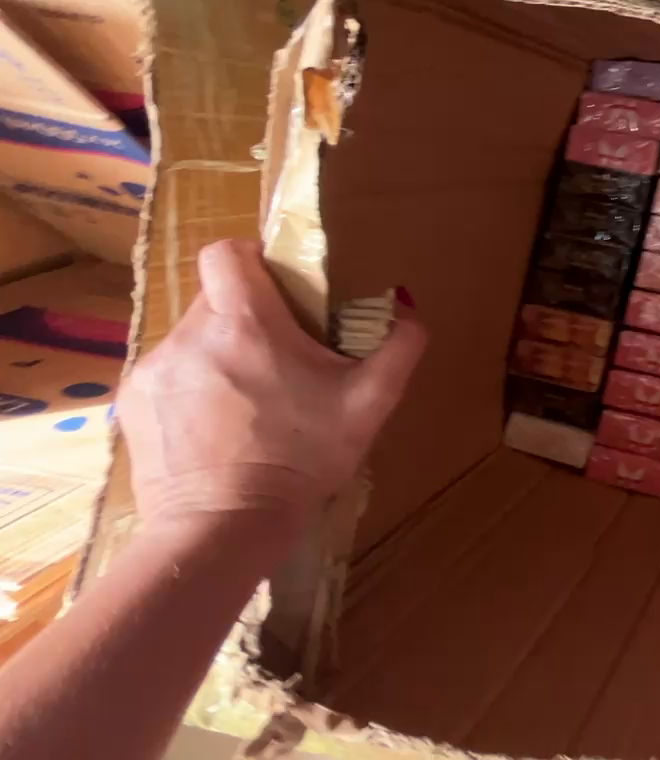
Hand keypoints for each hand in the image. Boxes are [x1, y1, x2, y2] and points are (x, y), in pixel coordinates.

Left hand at [114, 239, 426, 535]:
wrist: (226, 524)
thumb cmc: (305, 454)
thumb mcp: (375, 398)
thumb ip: (402, 344)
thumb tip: (409, 311)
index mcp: (247, 325)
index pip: (227, 254)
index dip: (255, 253)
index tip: (283, 275)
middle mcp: (190, 337)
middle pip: (218, 297)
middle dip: (254, 311)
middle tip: (289, 346)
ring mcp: (153, 372)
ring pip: (195, 335)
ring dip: (227, 347)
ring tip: (259, 388)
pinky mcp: (131, 406)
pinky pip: (171, 370)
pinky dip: (200, 380)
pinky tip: (226, 417)